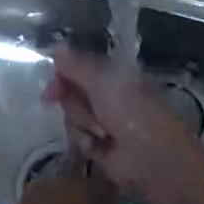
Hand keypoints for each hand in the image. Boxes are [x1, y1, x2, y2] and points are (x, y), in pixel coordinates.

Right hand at [43, 44, 203, 197]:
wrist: (150, 157)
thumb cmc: (131, 112)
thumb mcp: (102, 81)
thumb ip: (76, 66)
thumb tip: (57, 46)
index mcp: (113, 75)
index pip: (78, 68)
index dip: (62, 76)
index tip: (52, 86)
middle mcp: (107, 96)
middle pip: (71, 93)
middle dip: (74, 104)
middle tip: (86, 110)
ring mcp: (102, 121)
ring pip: (71, 116)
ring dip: (83, 124)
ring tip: (102, 132)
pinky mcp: (97, 145)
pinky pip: (76, 137)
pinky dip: (85, 141)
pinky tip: (98, 146)